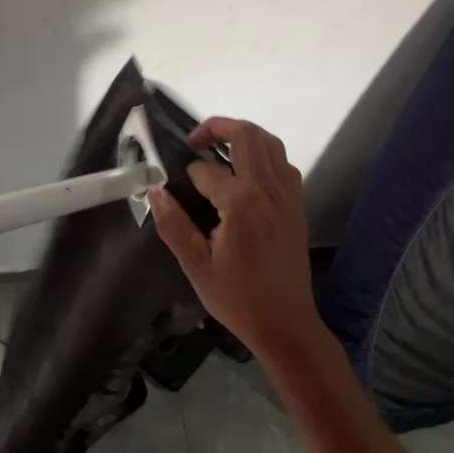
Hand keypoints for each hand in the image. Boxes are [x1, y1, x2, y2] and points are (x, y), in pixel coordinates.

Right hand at [148, 117, 322, 360]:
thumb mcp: (196, 266)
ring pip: (270, 143)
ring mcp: (288, 195)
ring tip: (218, 152)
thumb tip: (155, 191)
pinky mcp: (297, 205)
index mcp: (242, 203)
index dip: (186, 178)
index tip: (174, 192)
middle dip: (216, 128)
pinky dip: (263, 156)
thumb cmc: (238, 298)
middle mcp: (269, 189)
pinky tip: (245, 176)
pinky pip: (283, 163)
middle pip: (247, 134)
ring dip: (243, 137)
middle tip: (194, 142)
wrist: (286, 325)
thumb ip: (173, 224)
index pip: (206, 171)